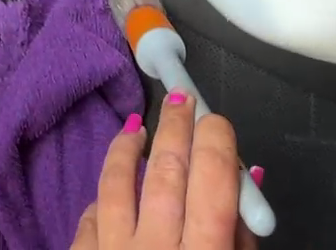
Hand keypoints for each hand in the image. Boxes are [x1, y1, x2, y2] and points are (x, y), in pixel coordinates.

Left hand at [71, 92, 257, 249]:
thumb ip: (241, 239)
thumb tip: (246, 179)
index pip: (213, 180)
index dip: (215, 141)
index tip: (215, 120)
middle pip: (165, 171)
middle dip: (175, 127)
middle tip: (180, 99)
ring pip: (116, 183)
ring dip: (128, 147)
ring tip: (138, 127)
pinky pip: (89, 219)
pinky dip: (102, 200)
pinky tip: (113, 188)